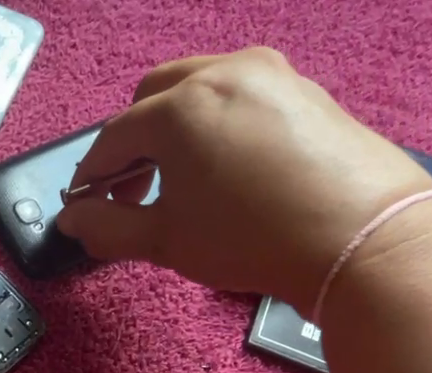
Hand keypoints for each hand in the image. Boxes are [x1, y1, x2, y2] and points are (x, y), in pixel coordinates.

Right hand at [55, 48, 431, 310]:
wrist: (358, 235)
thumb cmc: (247, 239)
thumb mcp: (163, 241)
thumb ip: (106, 227)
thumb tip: (73, 219)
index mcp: (179, 108)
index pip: (112, 138)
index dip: (90, 176)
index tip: (84, 207)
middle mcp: (221, 73)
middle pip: (151, 96)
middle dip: (130, 142)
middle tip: (131, 191)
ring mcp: (268, 72)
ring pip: (196, 87)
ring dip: (171, 128)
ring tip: (177, 180)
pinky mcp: (300, 85)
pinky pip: (236, 93)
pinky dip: (212, 122)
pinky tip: (220, 168)